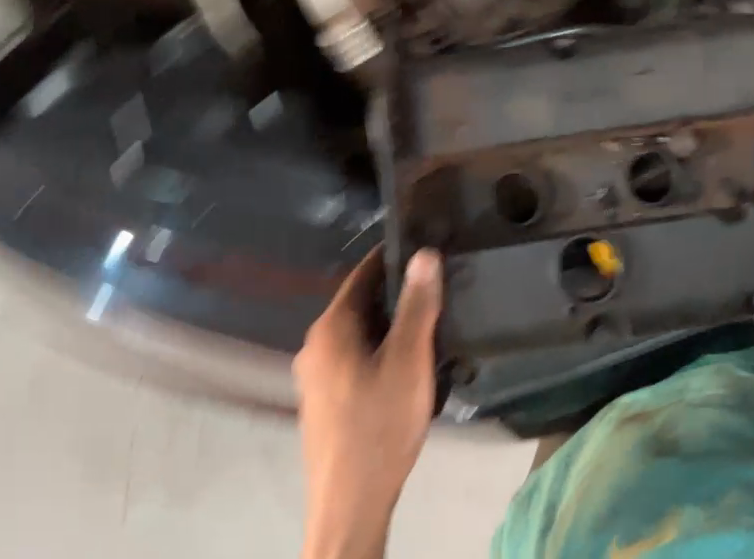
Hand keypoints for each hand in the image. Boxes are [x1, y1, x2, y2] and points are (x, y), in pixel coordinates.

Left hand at [293, 245, 442, 558]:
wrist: (351, 503)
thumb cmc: (380, 425)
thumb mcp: (409, 360)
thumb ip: (418, 305)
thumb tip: (425, 254)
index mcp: (330, 328)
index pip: (364, 273)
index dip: (396, 258)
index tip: (429, 250)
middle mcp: (314, 346)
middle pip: (361, 303)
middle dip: (397, 294)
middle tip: (439, 291)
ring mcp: (315, 377)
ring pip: (359, 334)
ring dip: (390, 327)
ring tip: (431, 326)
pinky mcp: (323, 403)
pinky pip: (355, 359)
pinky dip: (380, 352)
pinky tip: (407, 367)